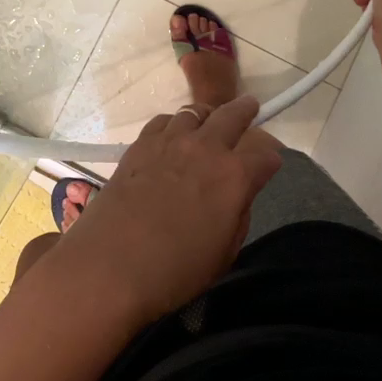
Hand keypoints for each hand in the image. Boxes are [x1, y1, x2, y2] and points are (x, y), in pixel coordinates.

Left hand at [49, 96, 281, 322]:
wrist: (109, 267)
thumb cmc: (173, 272)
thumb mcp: (224, 254)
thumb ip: (238, 215)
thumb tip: (239, 193)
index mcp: (234, 177)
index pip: (265, 154)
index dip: (272, 158)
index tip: (270, 163)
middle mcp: (206, 148)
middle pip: (233, 115)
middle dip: (246, 110)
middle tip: (250, 108)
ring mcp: (170, 141)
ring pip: (197, 111)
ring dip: (209, 114)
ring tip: (210, 120)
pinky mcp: (141, 144)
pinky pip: (165, 120)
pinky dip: (175, 124)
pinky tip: (173, 136)